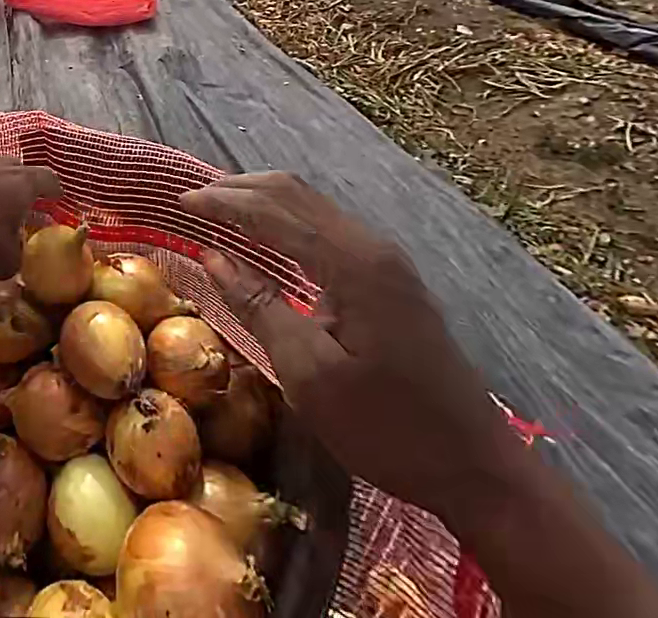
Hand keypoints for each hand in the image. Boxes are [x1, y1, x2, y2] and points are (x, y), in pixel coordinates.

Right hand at [180, 173, 521, 523]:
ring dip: (260, 200)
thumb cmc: (388, 429)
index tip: (180, 201)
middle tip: (191, 200)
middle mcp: (369, 246)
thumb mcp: (310, 374)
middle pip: (294, 194)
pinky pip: (322, 227)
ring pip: (309, 205)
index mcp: (353, 264)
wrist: (477, 466)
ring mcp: (382, 258)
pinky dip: (282, 219)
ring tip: (215, 207)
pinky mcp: (385, 275)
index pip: (273, 213)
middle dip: (238, 189)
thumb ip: (259, 307)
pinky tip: (261, 233)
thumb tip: (212, 257)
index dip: (223, 203)